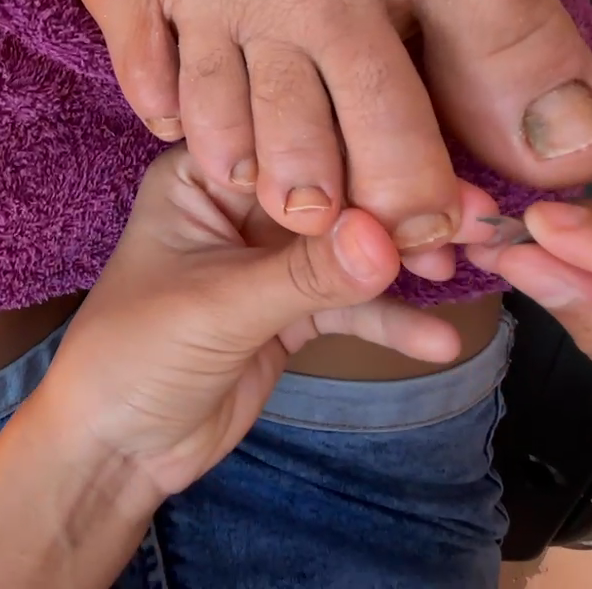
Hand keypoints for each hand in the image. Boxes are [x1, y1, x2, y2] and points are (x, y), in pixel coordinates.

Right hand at [0, 0, 591, 272]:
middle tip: (389, 239)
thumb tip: (567, 123)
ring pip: (248, 128)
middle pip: (359, 148)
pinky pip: (149, 76)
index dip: (497, 177)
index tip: (487, 210)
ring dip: (280, 176)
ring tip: (292, 204)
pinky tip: (185, 126)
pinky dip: (178, 115)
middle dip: (388, 205)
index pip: (489, 107)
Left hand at [36, 145, 499, 497]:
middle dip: (392, 209)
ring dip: (401, 262)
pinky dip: (387, 319)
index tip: (429, 174)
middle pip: (327, 195)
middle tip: (472, 220)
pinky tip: (438, 338)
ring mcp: (264, 257)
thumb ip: (304, 275)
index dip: (356, 157)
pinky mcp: (286, 308)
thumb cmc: (137, 352)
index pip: (286, 147)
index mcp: (202, 175)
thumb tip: (387, 236)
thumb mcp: (219, 306)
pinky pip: (346, 304)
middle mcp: (237, 204)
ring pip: (345, 248)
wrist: (118, 444)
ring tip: (473, 268)